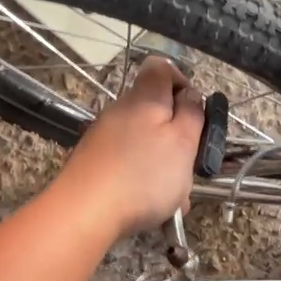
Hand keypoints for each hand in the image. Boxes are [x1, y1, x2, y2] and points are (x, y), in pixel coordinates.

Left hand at [54, 56, 204, 239]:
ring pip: (145, 139)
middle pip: (154, 108)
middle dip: (177, 132)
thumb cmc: (143, 176)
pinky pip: (130, 161)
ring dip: (164, 161)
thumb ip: (192, 115)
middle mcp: (121, 110)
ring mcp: (104, 136)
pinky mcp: (95, 161)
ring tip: (174, 193)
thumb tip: (191, 95)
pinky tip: (152, 203)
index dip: (183, 83)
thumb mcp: (183, 143)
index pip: (162, 67)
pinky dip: (145, 177)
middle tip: (190, 160)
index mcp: (145, 99)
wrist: (85, 212)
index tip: (196, 112)